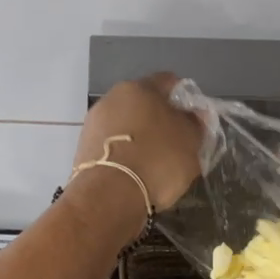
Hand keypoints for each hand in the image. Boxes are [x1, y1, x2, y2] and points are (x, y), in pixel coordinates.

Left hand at [73, 73, 202, 218]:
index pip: (167, 82)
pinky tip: (134, 174)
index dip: (184, 98)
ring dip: (139, 139)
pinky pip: (113, 148)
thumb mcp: (190, 142)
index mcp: (140, 87)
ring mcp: (93, 124)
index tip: (193, 119)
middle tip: (174, 144)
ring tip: (153, 164)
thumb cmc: (156, 160)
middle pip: (142, 105)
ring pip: (125, 127)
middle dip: (159, 120)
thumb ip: (196, 123)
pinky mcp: (83, 150)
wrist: (109, 195)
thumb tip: (195, 114)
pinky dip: (124, 156)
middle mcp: (112, 98)